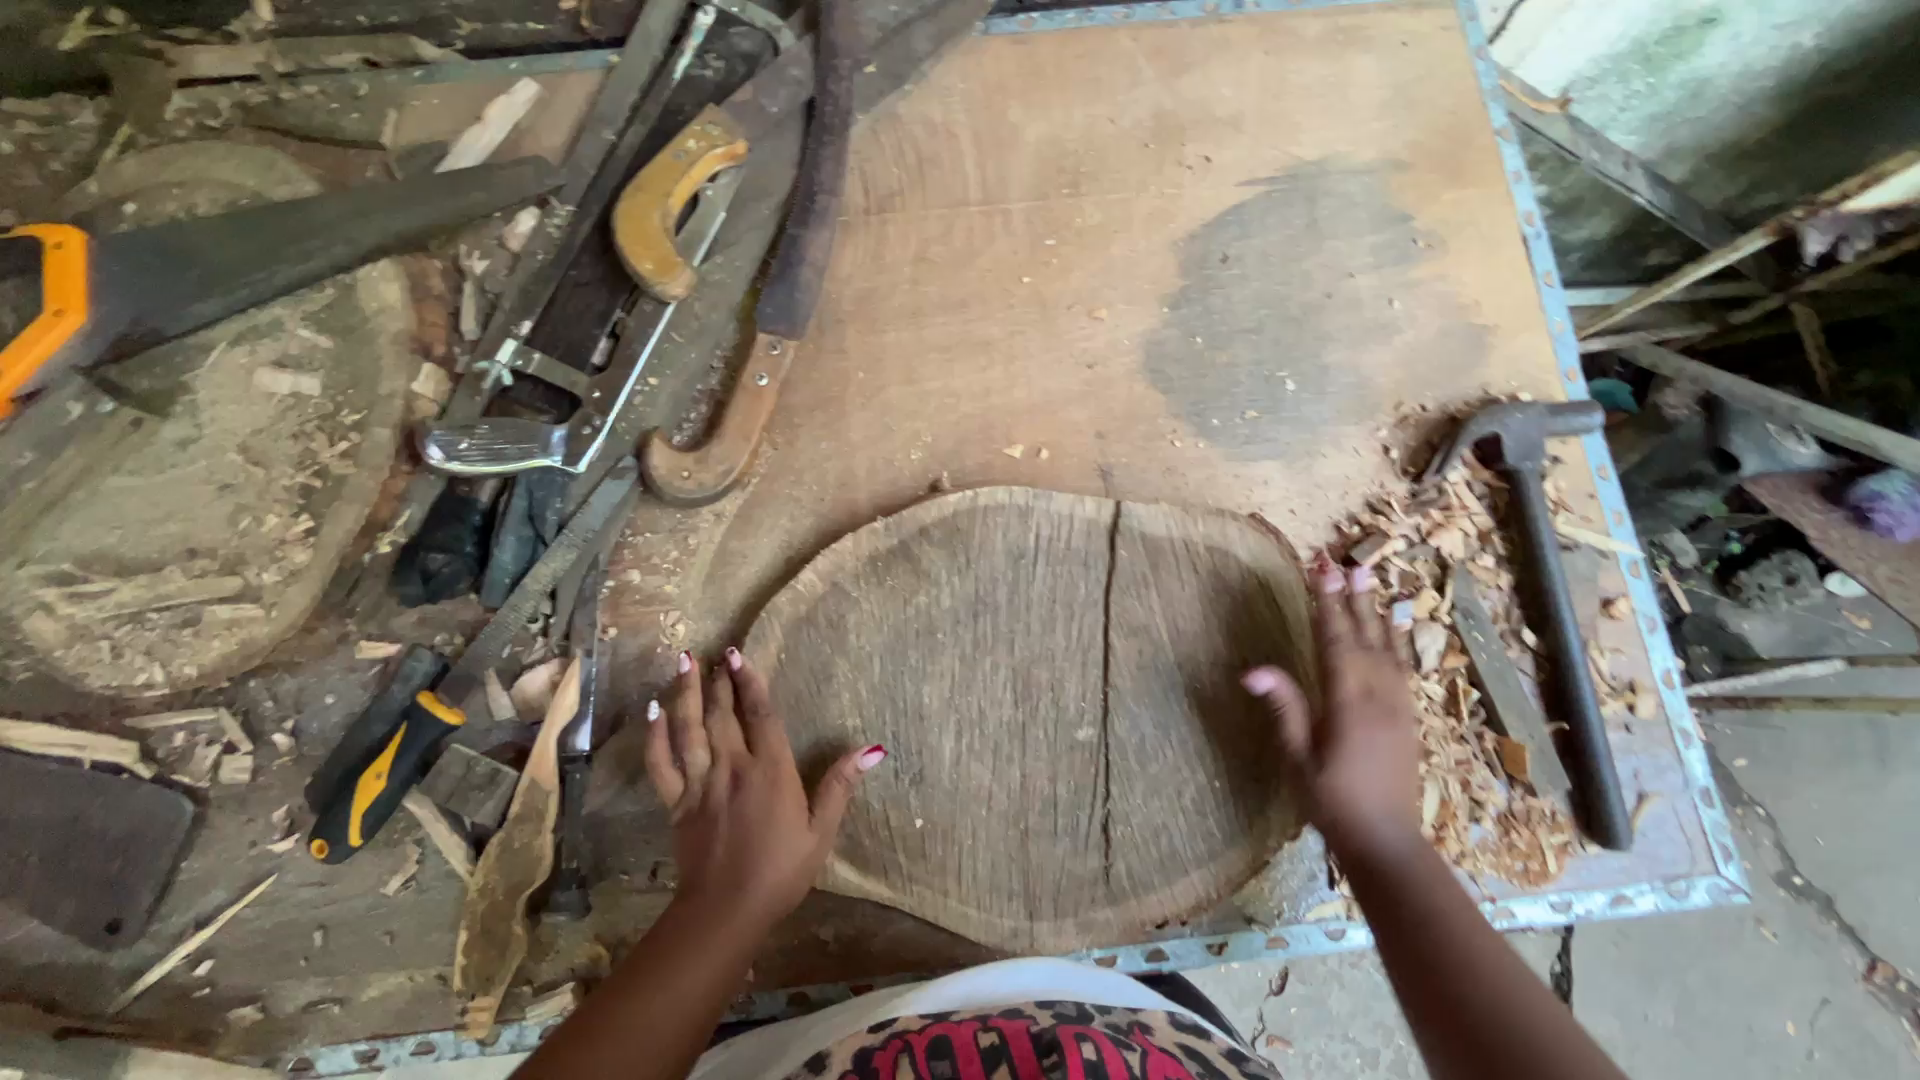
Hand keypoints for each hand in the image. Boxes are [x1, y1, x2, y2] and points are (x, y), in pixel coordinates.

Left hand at [644, 647, 885, 930]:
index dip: (750, 683)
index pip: (761, 716)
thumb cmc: (781, 872)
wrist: (726, 910)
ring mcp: (701, 784)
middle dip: (719, 680)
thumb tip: (872, 749)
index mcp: (771, 772)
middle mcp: (733, 767)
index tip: (738, 654)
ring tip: (682, 662)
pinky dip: (655, 736)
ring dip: (686, 693)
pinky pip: (662, 764)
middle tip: (713, 651)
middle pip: (723, 714)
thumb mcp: (821, 832)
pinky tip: (652, 711)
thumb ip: (840, 785)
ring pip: (690, 729)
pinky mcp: (677, 804)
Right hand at [1243, 560, 1422, 858]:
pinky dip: (1398, 638)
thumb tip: (1253, 669)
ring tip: (1369, 577)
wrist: (1387, 840)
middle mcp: (1379, 696)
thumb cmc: (1332, 802)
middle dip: (1351, 597)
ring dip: (1376, 610)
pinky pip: (1404, 666)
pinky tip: (1396, 624)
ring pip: (1388, 647)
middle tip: (1344, 561)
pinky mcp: (1408, 715)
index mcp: (1348, 703)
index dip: (1326, 604)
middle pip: (1364, 636)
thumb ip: (1285, 708)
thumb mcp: (1298, 759)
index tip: (1319, 570)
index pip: (1335, 641)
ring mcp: (1399, 705)